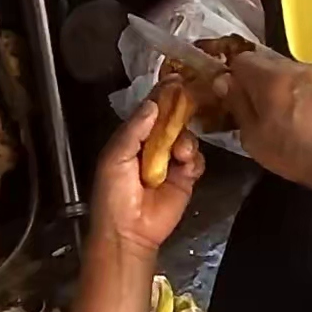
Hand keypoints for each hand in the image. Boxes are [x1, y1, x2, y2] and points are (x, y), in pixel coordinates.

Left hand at [90, 99, 204, 254]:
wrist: (129, 232)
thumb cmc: (114, 194)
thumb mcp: (116, 157)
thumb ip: (135, 129)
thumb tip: (154, 104)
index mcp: (133, 138)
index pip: (149, 112)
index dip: (161, 96)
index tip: (175, 80)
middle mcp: (153, 146)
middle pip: (173, 121)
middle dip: (181, 113)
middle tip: (191, 104)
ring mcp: (171, 163)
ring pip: (187, 138)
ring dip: (186, 141)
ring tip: (180, 154)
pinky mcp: (186, 179)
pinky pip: (197, 161)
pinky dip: (195, 160)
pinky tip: (186, 165)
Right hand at [220, 51, 311, 189]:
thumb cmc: (291, 153)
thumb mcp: (253, 137)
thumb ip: (237, 104)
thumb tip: (224, 81)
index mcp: (270, 78)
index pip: (242, 59)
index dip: (234, 75)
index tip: (234, 94)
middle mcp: (295, 68)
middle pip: (267, 62)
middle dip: (258, 79)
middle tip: (258, 106)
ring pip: (291, 71)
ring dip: (282, 85)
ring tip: (285, 112)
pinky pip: (311, 81)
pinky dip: (303, 91)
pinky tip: (308, 114)